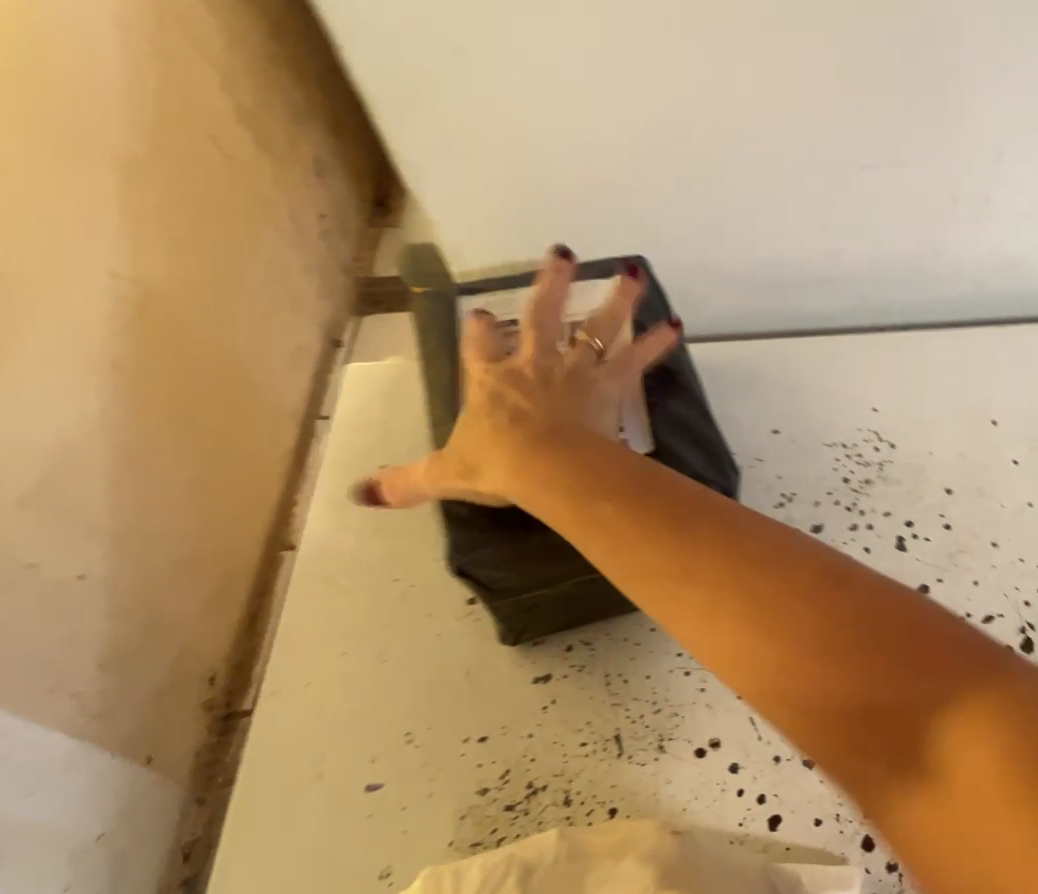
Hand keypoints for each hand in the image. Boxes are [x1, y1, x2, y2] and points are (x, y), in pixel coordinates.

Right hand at [352, 245, 681, 509]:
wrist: (546, 465)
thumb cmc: (498, 465)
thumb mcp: (446, 473)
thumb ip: (407, 481)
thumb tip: (361, 496)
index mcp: (490, 380)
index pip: (480, 346)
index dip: (480, 329)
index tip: (483, 312)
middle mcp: (534, 364)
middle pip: (542, 314)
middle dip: (552, 283)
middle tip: (563, 254)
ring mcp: (574, 370)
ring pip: (598, 326)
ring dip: (618, 298)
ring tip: (634, 271)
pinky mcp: (609, 385)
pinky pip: (637, 360)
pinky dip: (657, 343)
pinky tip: (675, 325)